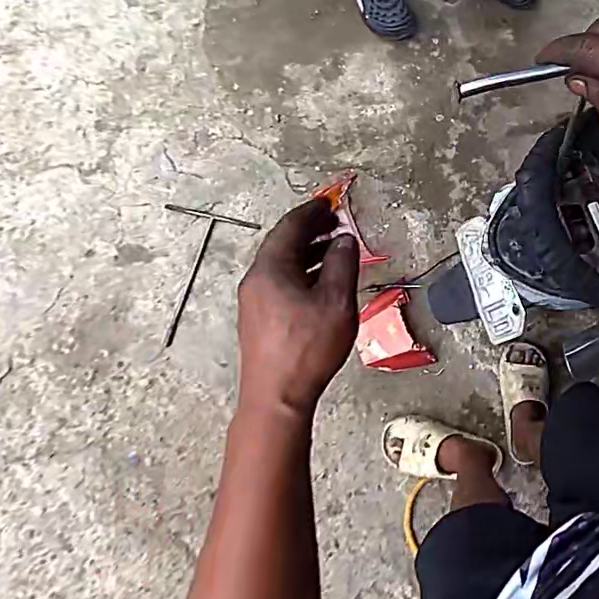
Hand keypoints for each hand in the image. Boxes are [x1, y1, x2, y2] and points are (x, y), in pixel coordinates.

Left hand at [233, 199, 358, 419]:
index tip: (329, 203)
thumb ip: (342, 263)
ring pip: (282, 264)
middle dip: (310, 230)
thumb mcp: (336, 301)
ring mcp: (254, 300)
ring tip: (334, 249)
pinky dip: (302, 271)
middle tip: (335, 222)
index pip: (290, 228)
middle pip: (283, 244)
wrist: (276, 395)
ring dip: (308, 251)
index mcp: (271, 269)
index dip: (312, 212)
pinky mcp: (259, 318)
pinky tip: (320, 280)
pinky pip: (280, 281)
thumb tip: (344, 240)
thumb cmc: (308, 347)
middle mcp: (256, 280)